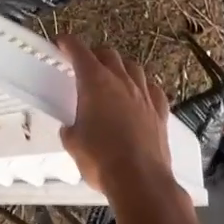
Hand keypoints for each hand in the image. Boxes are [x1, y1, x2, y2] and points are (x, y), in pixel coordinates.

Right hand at [57, 36, 174, 191]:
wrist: (141, 182)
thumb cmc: (101, 159)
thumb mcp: (73, 142)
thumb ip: (71, 129)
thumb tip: (71, 129)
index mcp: (94, 81)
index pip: (79, 50)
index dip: (68, 43)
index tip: (62, 42)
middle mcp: (120, 81)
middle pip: (108, 53)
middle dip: (95, 55)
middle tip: (86, 66)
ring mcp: (144, 96)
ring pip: (133, 67)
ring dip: (121, 67)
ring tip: (114, 77)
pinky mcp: (161, 114)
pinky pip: (154, 90)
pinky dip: (144, 87)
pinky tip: (140, 95)